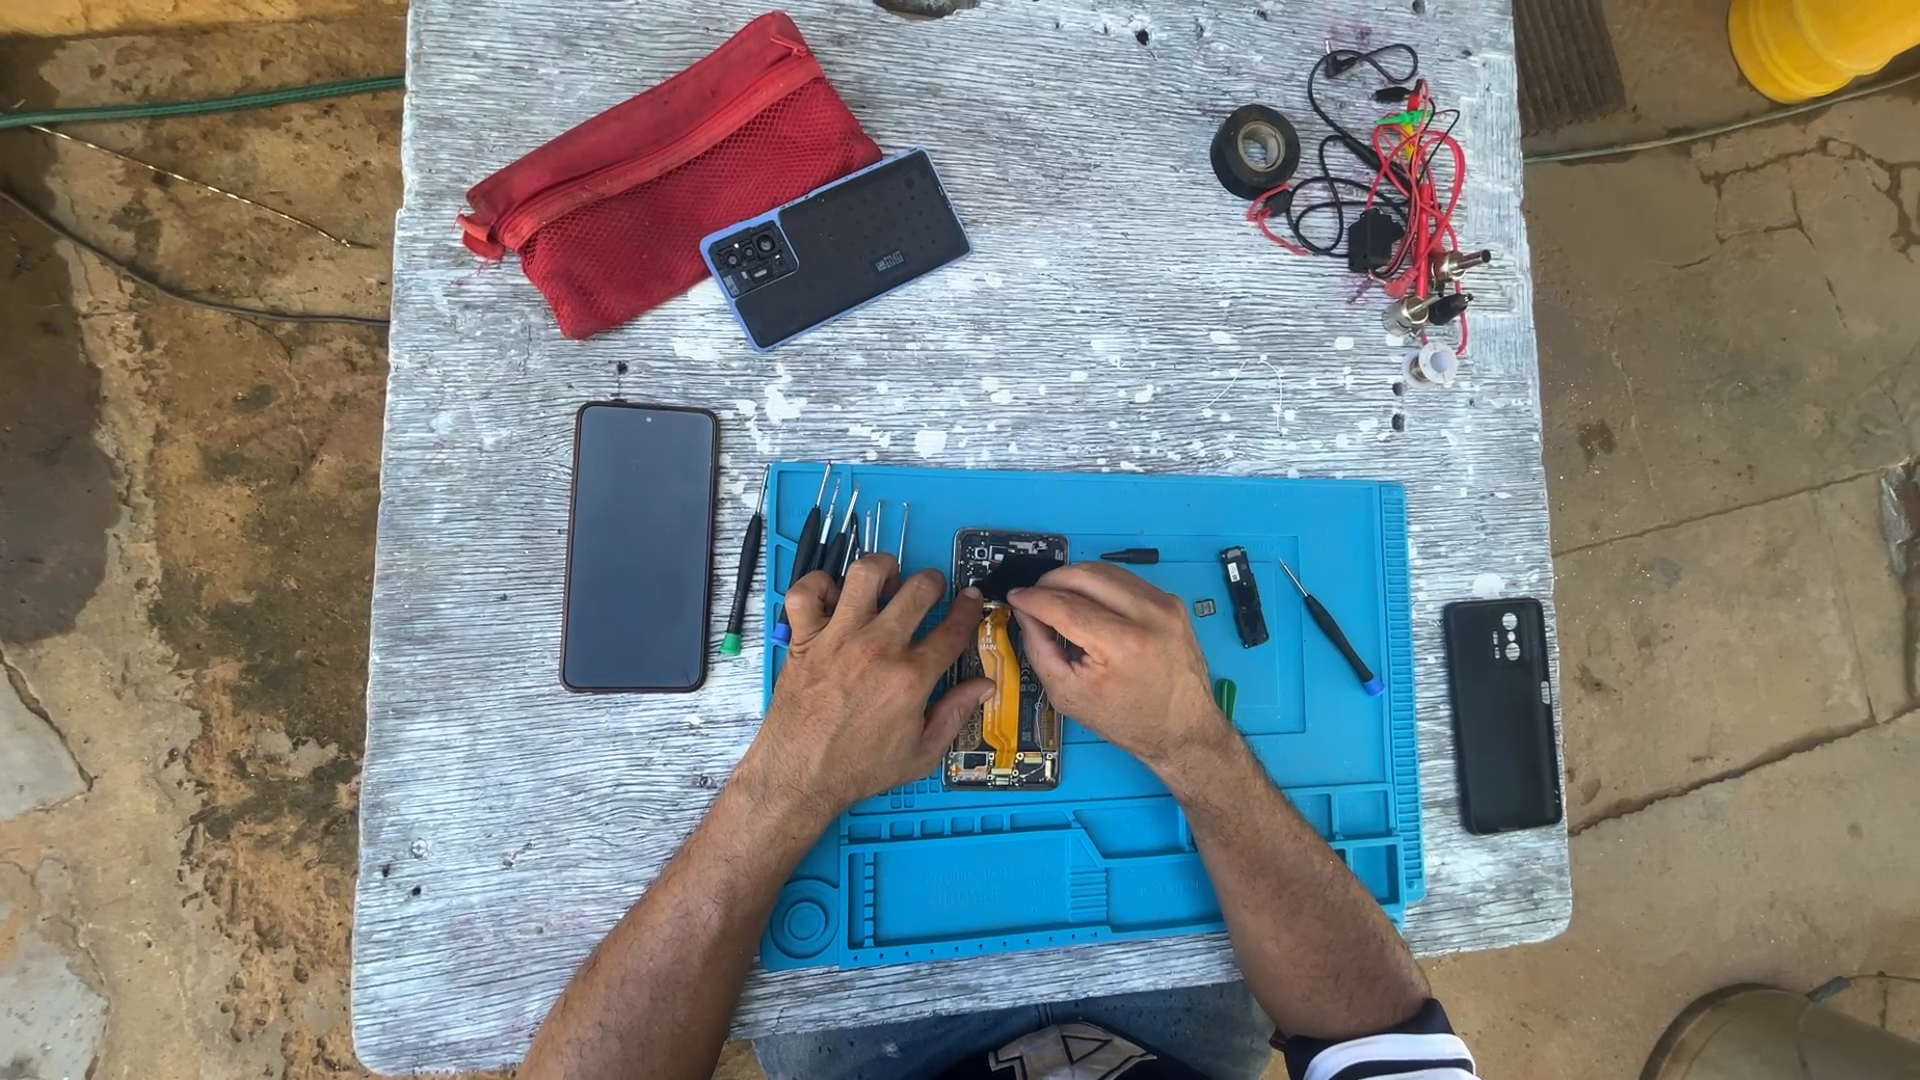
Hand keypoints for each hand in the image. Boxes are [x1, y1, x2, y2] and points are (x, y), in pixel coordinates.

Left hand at [739, 555, 991, 823]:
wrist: (799, 778)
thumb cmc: (858, 769)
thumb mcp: (921, 754)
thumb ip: (956, 714)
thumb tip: (985, 686)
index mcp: (911, 678)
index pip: (954, 628)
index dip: (969, 609)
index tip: (971, 601)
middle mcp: (877, 649)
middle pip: (919, 589)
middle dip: (934, 582)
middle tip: (930, 592)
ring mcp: (838, 638)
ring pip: (866, 573)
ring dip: (883, 570)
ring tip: (886, 585)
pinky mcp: (804, 638)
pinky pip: (807, 590)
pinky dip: (819, 585)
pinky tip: (833, 599)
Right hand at [1006, 562, 1229, 773]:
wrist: (1184, 730)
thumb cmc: (1128, 719)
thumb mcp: (1067, 694)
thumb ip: (1039, 648)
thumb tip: (1025, 611)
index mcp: (1122, 644)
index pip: (1063, 604)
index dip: (1032, 598)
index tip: (1015, 597)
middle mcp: (1147, 615)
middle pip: (1083, 575)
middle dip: (1050, 581)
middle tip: (1034, 596)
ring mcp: (1164, 604)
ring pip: (1103, 569)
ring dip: (1073, 579)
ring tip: (1057, 599)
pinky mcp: (1171, 601)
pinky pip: (1123, 579)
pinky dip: (1098, 585)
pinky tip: (1086, 603)